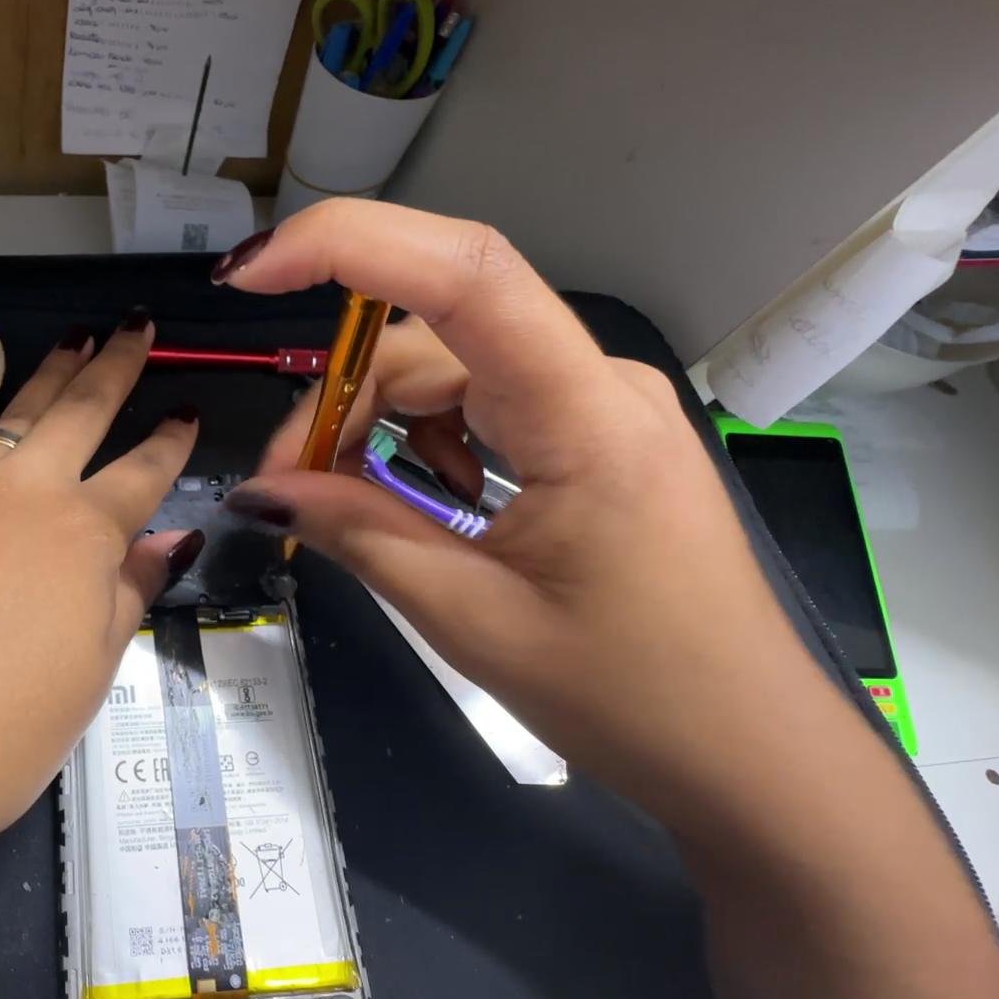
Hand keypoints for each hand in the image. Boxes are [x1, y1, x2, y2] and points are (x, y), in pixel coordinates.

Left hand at [0, 307, 201, 837]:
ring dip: (50, 376)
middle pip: (76, 412)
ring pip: (13, 417)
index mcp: (79, 533)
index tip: (186, 411)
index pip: (140, 473)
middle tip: (137, 325)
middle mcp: (18, 495)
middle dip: (113, 364)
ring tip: (74, 341)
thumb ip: (127, 594)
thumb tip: (167, 542)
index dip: (169, 442)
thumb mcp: (87, 675)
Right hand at [210, 199, 998, 998]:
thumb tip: (259, 490)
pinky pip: (467, 404)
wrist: (748, 753)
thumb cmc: (629, 693)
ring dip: (367, 425)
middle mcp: (589, 380)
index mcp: (584, 415)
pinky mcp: (578, 429)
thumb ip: (357, 533)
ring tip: (334, 502)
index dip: (349, 245)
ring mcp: (587, 400)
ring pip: (438, 372)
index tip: (250, 274)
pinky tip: (402, 500)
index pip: (467, 275)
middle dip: (336, 399)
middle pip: (427, 339)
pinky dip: (410, 442)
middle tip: (282, 484)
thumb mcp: (470, 616)